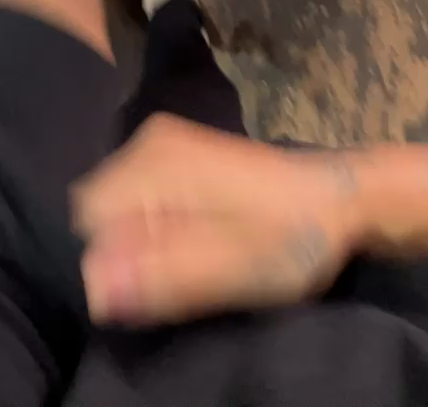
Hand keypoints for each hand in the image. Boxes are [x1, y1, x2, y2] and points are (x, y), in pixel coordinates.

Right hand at [72, 115, 361, 326]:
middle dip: (127, 249)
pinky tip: (193, 239)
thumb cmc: (291, 236)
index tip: (156, 280)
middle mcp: (151, 142)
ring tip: (192, 256)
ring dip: (142, 241)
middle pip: (100, 210)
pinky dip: (154, 226)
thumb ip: (162, 274)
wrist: (339, 197)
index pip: (87, 218)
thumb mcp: (233, 268)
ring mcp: (164, 143)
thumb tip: (93, 286)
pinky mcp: (177, 154)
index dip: (112, 261)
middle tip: (181, 270)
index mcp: (158, 161)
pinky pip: (137, 198)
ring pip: (117, 206)